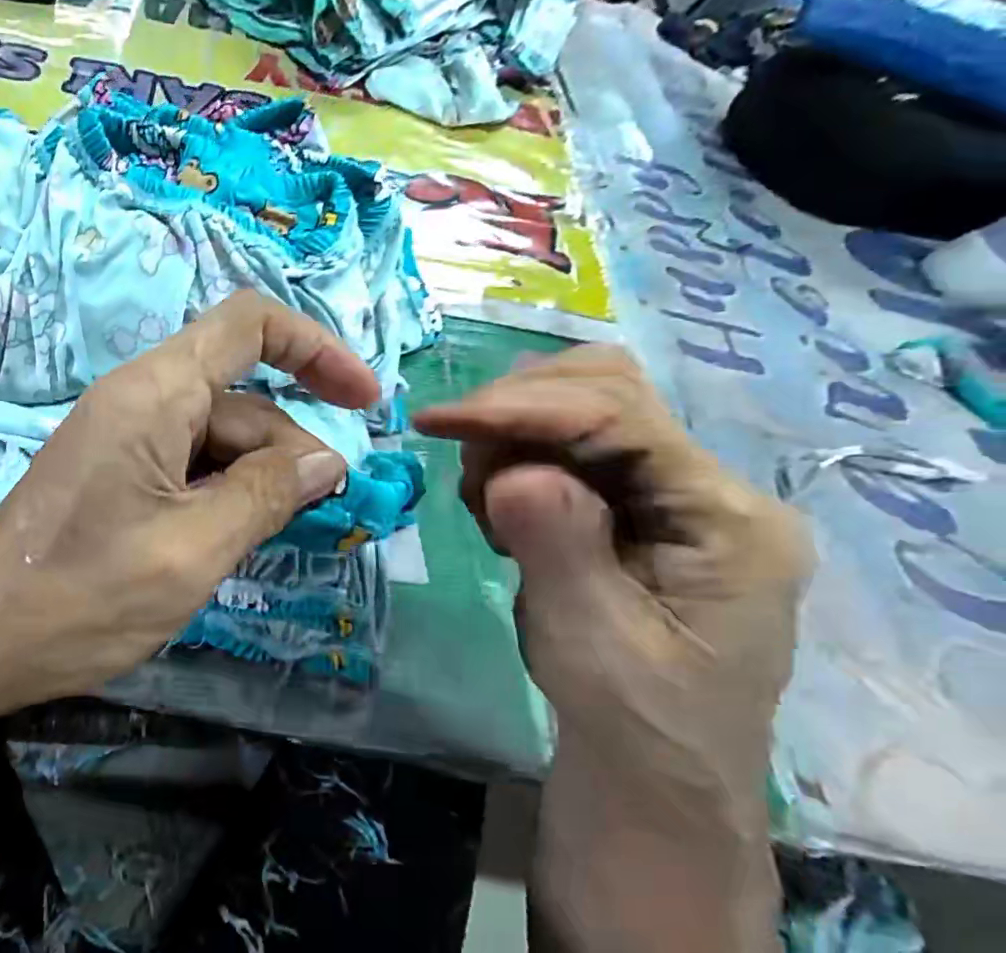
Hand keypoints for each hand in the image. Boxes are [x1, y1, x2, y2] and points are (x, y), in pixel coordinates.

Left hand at [0, 291, 377, 786]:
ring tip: (269, 540)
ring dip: (253, 478)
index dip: (315, 348)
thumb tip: (324, 457)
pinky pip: (178, 463)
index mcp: (151, 393)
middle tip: (322, 516)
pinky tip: (228, 541)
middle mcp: (132, 399)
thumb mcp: (194, 548)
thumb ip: (267, 492)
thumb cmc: (84, 597)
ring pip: (210, 435)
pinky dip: (215, 492)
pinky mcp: (105, 473)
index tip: (365, 404)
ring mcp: (114, 437)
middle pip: (235, 394)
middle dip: (287, 446)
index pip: (247, 324)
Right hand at [414, 344, 811, 951]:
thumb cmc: (630, 713)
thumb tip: (512, 471)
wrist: (650, 766)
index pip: (620, 419)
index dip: (521, 408)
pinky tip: (502, 512)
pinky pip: (564, 445)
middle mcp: (707, 487)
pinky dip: (514, 458)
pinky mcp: (634, 503)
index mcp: (726, 517)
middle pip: (606, 391)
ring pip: (578, 410)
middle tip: (459, 460)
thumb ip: (558, 546)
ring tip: (487, 508)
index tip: (433, 423)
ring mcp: (672, 492)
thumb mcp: (590, 636)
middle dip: (516, 412)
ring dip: (510, 437)